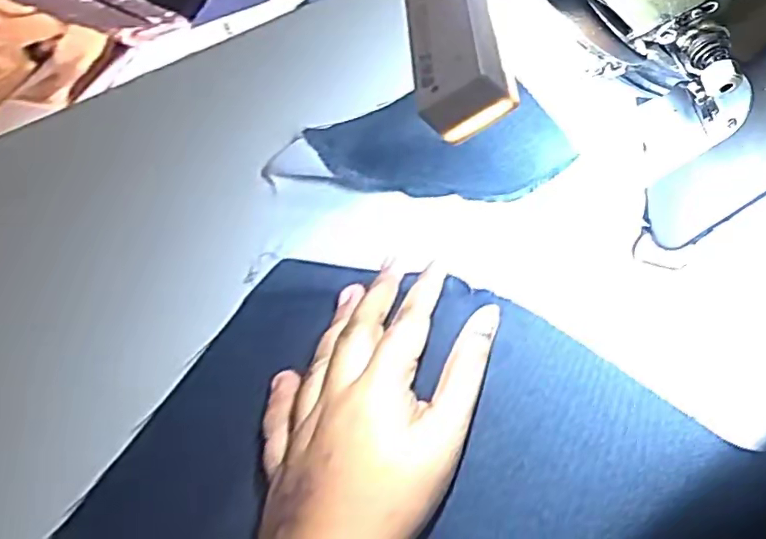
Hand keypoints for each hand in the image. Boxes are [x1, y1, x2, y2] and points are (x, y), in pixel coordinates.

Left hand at [259, 264, 499, 538]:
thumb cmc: (392, 502)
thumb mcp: (447, 431)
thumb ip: (466, 368)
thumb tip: (486, 319)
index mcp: (377, 390)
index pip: (408, 323)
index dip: (426, 288)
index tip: (439, 263)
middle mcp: (336, 400)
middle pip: (359, 333)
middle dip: (381, 291)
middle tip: (395, 263)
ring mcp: (305, 430)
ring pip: (320, 362)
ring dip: (339, 323)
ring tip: (351, 294)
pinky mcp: (285, 460)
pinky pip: (280, 414)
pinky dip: (284, 388)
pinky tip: (285, 374)